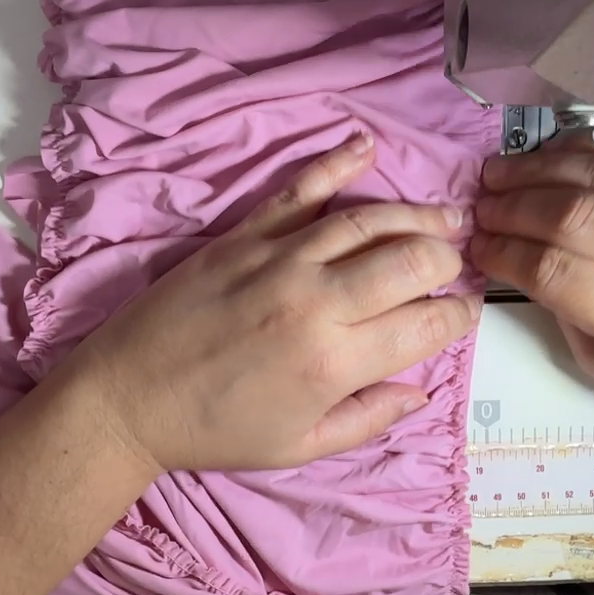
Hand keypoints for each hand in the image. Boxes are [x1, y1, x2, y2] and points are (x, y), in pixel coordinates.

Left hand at [65, 132, 479, 472]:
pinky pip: (299, 190)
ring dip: (416, 214)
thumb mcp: (300, 447)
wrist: (130, 398)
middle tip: (456, 265)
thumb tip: (421, 389)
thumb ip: (367, 418)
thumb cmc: (216, 430)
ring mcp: (278, 260)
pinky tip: (368, 147)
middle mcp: (316, 303)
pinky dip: (336, 163)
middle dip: (447, 260)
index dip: (457, 317)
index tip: (463, 314)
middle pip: (410, 261)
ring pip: (368, 220)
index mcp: (334, 364)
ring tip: (447, 216)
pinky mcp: (243, 236)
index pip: (425, 325)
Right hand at [468, 139, 593, 441]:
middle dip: (516, 207)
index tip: (475, 246)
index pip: (560, 273)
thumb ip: (569, 317)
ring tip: (500, 172)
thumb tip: (525, 262)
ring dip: (543, 169)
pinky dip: (589, 154)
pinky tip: (551, 157)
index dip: (507, 253)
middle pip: (579, 217)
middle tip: (478, 205)